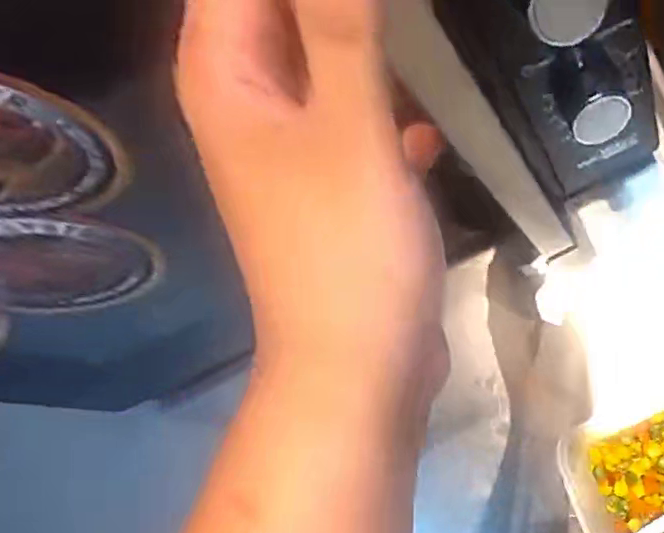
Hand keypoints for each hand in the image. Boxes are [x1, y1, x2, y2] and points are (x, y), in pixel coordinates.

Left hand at [176, 0, 447, 411]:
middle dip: (346, 11)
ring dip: (373, 60)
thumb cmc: (351, 254)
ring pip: (332, 80)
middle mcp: (253, 109)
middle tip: (413, 19)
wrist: (363, 366)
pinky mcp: (344, 203)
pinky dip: (394, 125)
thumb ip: (345, 36)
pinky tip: (433, 132)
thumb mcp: (352, 135)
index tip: (384, 2)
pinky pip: (363, 138)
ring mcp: (299, 160)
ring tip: (427, 46)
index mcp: (229, 76)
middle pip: (286, 20)